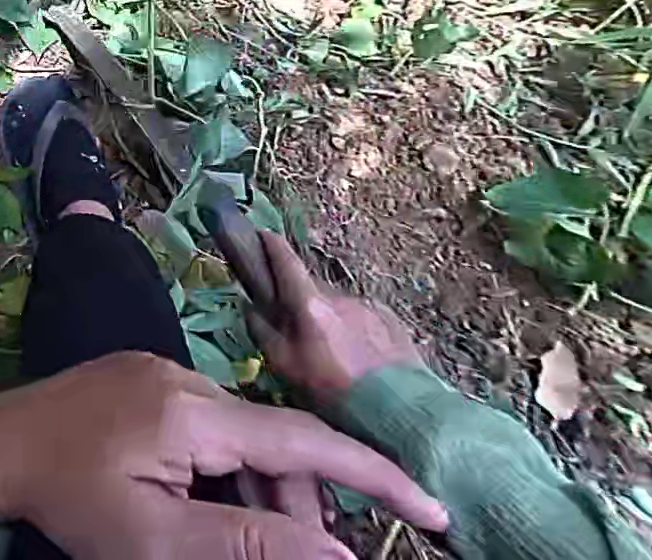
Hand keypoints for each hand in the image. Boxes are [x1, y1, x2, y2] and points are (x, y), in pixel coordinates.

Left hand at [0, 351, 446, 558]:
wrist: (1, 444)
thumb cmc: (75, 500)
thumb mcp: (160, 542)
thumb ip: (250, 544)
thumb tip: (338, 554)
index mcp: (193, 412)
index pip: (302, 440)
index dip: (371, 473)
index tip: (434, 508)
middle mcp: (185, 377)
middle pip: (270, 442)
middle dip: (293, 505)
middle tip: (288, 555)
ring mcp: (163, 370)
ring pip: (239, 433)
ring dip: (253, 488)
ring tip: (219, 533)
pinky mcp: (146, 374)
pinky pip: (206, 420)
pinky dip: (221, 464)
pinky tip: (195, 497)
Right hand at [249, 232, 424, 400]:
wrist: (402, 416)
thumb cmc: (335, 392)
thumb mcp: (285, 367)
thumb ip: (262, 331)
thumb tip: (249, 305)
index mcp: (310, 304)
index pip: (286, 261)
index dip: (271, 245)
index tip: (261, 235)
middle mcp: (338, 296)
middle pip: (311, 288)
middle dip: (302, 300)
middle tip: (299, 328)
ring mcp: (368, 306)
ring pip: (338, 304)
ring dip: (330, 318)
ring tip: (335, 353)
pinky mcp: (391, 320)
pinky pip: (363, 316)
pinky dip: (355, 328)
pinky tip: (361, 356)